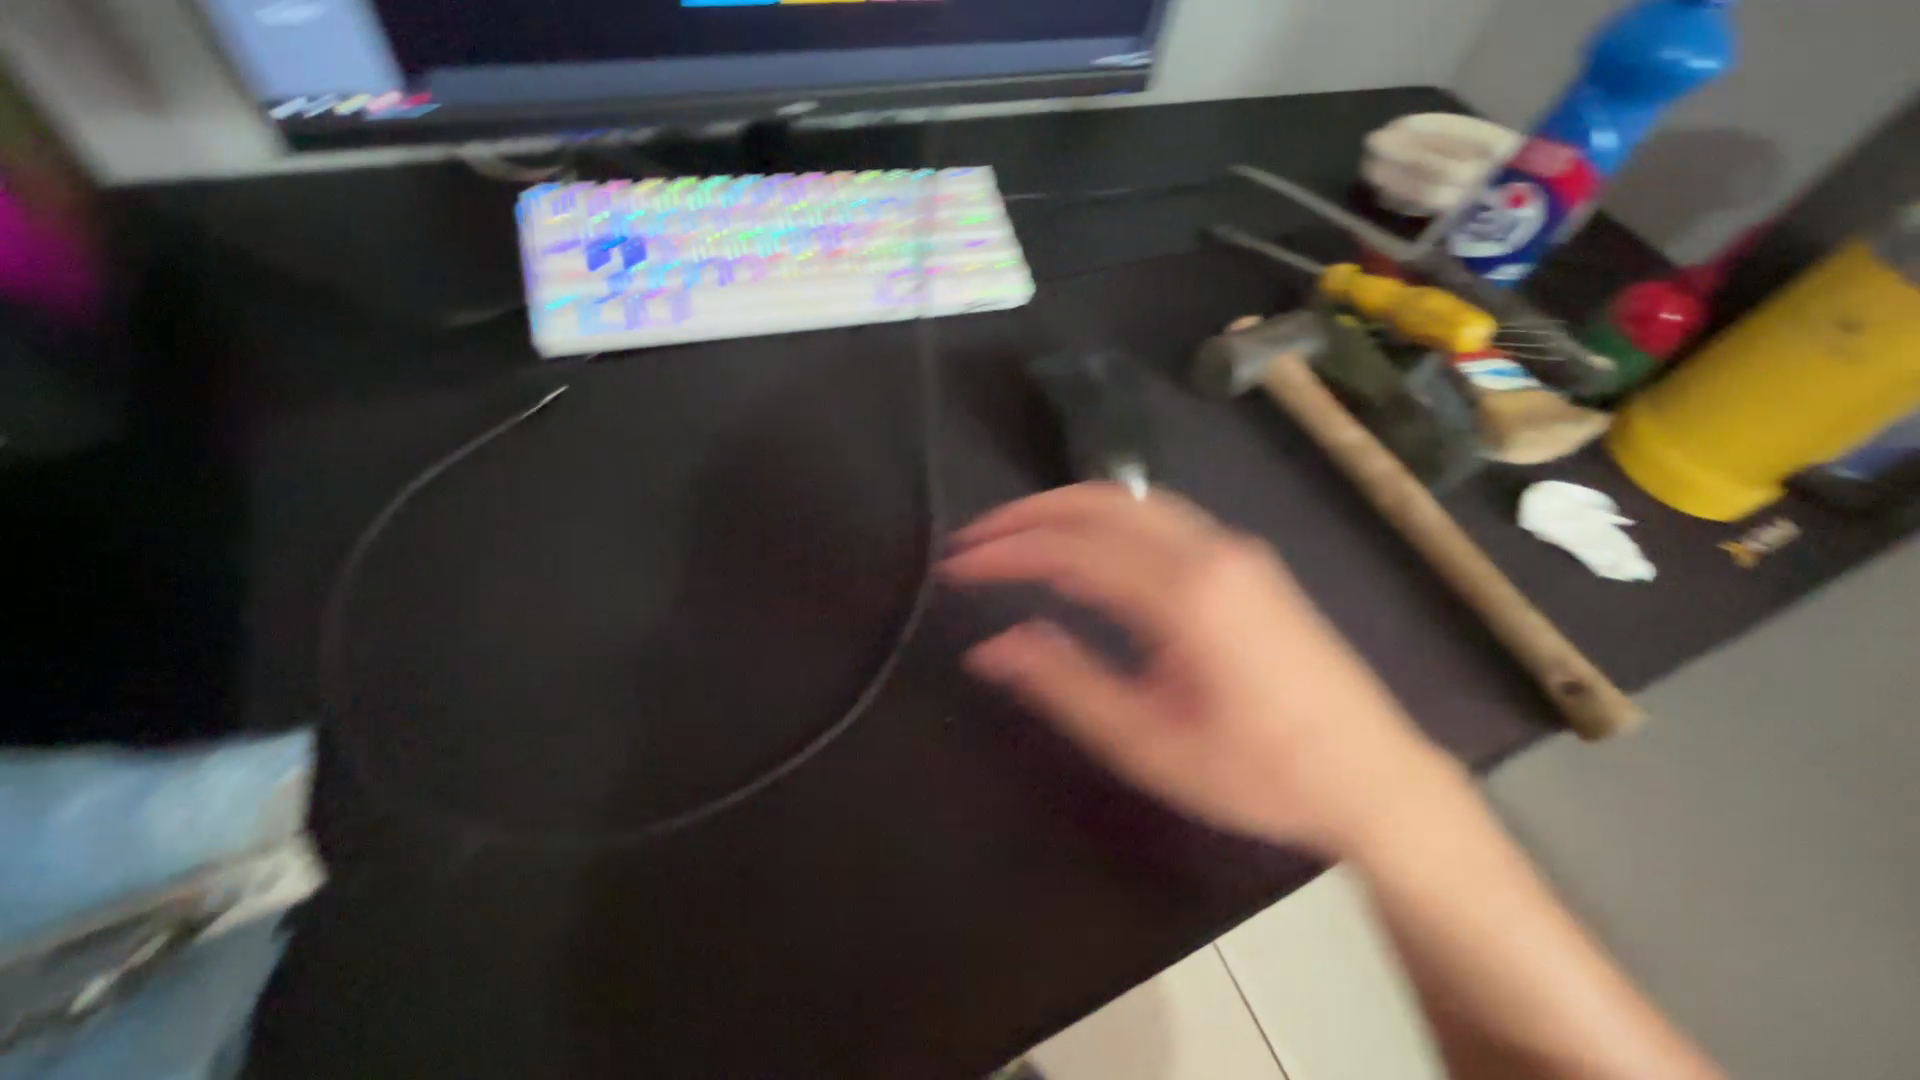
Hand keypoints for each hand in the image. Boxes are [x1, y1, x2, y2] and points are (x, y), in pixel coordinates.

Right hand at [942, 484, 1463, 855]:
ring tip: (1017, 538)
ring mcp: (1237, 551)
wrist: (1374, 775)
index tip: (958, 565)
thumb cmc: (1260, 773)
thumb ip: (1066, 686)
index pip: (1072, 550)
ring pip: (1134, 503)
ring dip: (1068, 510)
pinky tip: (1085, 550)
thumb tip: (992, 647)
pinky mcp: (1249, 562)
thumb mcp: (1150, 745)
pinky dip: (1106, 521)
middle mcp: (1212, 553)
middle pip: (1102, 503)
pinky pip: (1161, 520)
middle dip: (1030, 513)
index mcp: (1186, 596)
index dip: (1007, 552)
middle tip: (976, 539)